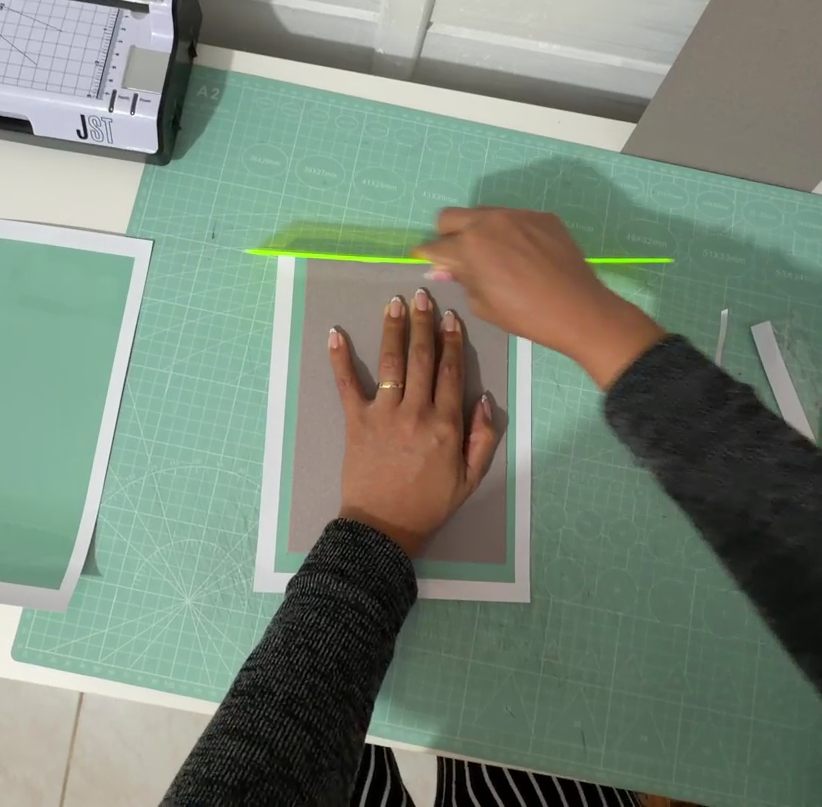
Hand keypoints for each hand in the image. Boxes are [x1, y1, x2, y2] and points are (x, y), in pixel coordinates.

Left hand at [330, 289, 501, 555]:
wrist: (384, 526)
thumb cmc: (430, 503)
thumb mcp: (471, 477)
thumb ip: (483, 437)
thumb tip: (485, 398)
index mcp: (445, 424)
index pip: (450, 371)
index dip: (452, 340)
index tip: (451, 316)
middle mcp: (415, 411)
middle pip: (422, 357)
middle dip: (423, 323)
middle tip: (422, 295)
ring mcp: (383, 413)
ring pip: (391, 362)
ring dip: (393, 329)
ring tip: (394, 303)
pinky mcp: (355, 420)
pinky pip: (347, 384)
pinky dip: (339, 358)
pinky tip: (336, 333)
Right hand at [414, 207, 665, 388]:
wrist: (578, 309)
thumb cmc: (524, 314)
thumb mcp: (482, 304)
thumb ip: (460, 279)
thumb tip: (443, 268)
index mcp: (468, 247)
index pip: (433, 246)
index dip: (428, 257)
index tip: (430, 263)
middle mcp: (488, 222)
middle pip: (449, 217)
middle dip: (446, 235)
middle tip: (459, 255)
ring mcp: (516, 215)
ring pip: (482, 214)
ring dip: (479, 231)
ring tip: (496, 255)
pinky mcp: (540, 216)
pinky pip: (514, 218)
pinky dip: (510, 232)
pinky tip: (525, 254)